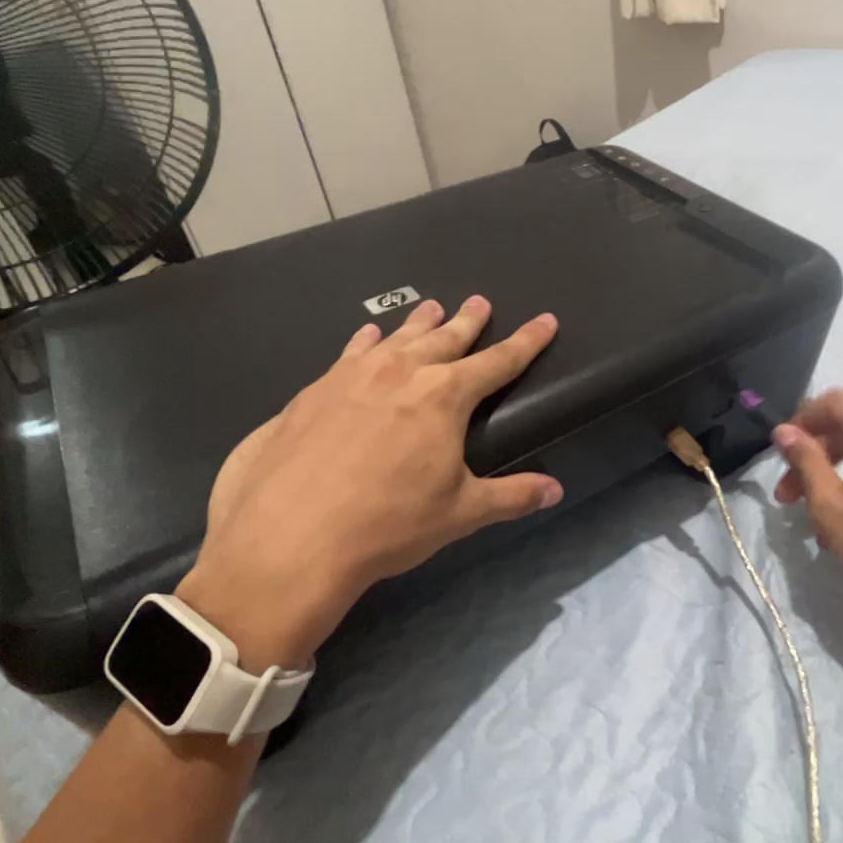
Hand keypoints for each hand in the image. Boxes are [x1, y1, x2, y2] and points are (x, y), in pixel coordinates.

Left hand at [175, 296, 561, 669]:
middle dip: (468, 321)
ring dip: (418, 322)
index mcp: (445, 396)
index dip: (526, 342)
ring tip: (431, 307)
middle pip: (445, 338)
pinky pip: (349, 354)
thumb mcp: (460, 514)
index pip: (498, 362)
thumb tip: (555, 490)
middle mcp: (400, 373)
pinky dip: (366, 342)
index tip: (545, 320)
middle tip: (480, 302)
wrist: (287, 541)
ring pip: (396, 339)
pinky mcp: (310, 393)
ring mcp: (350, 378)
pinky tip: (367, 336)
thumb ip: (511, 496)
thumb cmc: (388, 524)